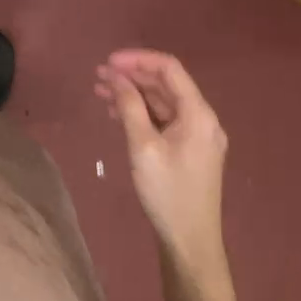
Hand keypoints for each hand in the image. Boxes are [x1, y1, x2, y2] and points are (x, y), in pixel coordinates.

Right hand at [95, 50, 230, 279]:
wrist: (190, 241)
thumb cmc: (167, 191)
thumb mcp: (143, 146)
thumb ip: (129, 105)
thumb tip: (114, 74)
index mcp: (198, 113)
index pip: (169, 68)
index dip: (138, 59)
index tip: (108, 61)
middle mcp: (202, 118)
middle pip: (165, 83)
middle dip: (131, 75)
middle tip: (98, 75)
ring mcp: (196, 134)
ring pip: (162, 101)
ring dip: (133, 93)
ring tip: (100, 91)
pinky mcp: (189, 148)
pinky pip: (164, 119)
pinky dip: (141, 112)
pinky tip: (116, 113)